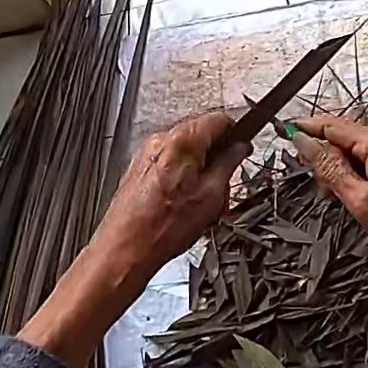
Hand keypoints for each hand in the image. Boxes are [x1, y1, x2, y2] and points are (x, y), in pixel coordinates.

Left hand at [88, 111, 250, 285]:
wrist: (125, 248)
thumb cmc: (162, 227)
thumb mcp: (211, 196)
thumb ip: (228, 164)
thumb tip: (239, 147)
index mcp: (182, 140)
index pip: (218, 119)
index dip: (236, 133)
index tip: (242, 149)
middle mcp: (161, 140)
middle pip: (200, 133)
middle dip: (216, 154)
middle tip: (224, 182)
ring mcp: (147, 154)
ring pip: (185, 150)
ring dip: (199, 167)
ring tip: (202, 199)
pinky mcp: (139, 168)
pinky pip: (169, 162)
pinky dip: (182, 175)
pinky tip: (183, 202)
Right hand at [291, 115, 367, 279]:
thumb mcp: (361, 200)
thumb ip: (330, 169)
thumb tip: (305, 143)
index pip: (334, 125)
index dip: (307, 128)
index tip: (285, 130)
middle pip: (346, 135)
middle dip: (323, 152)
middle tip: (312, 179)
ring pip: (358, 149)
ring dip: (339, 165)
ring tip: (331, 192)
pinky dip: (355, 172)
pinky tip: (350, 193)